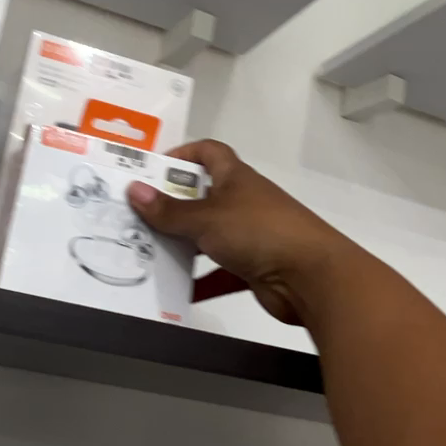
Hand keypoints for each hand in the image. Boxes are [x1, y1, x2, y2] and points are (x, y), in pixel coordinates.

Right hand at [126, 140, 361, 325]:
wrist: (312, 276)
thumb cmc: (258, 231)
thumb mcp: (206, 218)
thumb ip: (169, 210)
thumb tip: (133, 190)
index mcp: (235, 178)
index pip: (209, 153)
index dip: (184, 154)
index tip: (155, 169)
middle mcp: (243, 202)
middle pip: (203, 197)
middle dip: (173, 206)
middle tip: (138, 218)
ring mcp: (250, 235)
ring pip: (209, 237)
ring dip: (183, 245)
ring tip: (147, 253)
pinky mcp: (254, 268)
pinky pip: (220, 273)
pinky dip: (200, 282)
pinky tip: (175, 292)